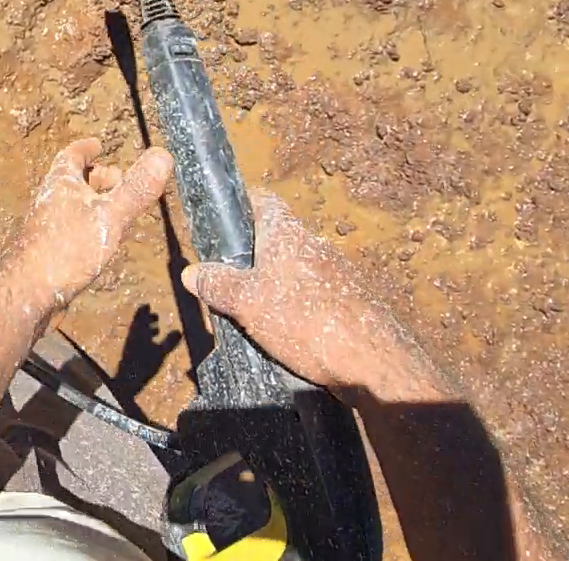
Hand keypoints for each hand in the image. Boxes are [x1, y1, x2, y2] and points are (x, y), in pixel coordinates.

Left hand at [2, 139, 173, 306]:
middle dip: (95, 176)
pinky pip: (73, 227)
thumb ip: (135, 189)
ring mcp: (49, 225)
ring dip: (94, 201)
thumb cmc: (65, 249)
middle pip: (73, 180)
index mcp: (61, 183)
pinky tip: (102, 240)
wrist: (27, 292)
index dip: (85, 148)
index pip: (71, 156)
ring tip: (117, 207)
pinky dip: (90, 224)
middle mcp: (51, 200)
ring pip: (73, 204)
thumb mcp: (108, 216)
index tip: (97, 144)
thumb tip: (163, 154)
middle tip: (117, 177)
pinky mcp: (51, 249)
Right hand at [185, 193, 438, 398]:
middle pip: (276, 239)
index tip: (222, 217)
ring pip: (295, 270)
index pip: (263, 200)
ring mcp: (339, 275)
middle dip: (252, 257)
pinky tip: (290, 335)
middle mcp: (315, 246)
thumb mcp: (245, 303)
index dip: (241, 202)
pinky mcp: (354, 304)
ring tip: (256, 314)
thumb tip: (191, 273)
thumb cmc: (305, 322)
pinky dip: (299, 308)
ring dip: (276, 285)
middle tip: (228, 280)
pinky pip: (315, 296)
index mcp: (287, 234)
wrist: (377, 368)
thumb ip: (216, 284)